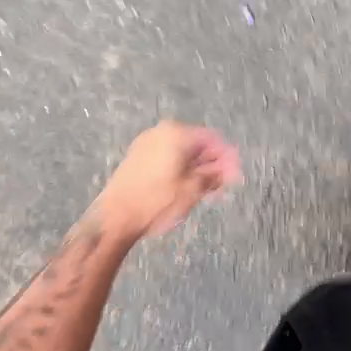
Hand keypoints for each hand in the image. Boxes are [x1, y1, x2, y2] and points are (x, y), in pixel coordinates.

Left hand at [90, 121, 241, 240]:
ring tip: (207, 191)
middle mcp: (160, 132)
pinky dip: (180, 170)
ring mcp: (146, 144)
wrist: (114, 218)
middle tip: (223, 185)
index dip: (228, 157)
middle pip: (196, 144)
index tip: (236, 175)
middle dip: (212, 164)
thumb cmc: (156, 201)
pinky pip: (167, 158)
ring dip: (196, 168)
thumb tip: (230, 169)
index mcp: (176, 133)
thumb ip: (215, 174)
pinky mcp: (136, 158)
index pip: (212, 139)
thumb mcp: (193, 189)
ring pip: (181, 152)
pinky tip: (186, 188)